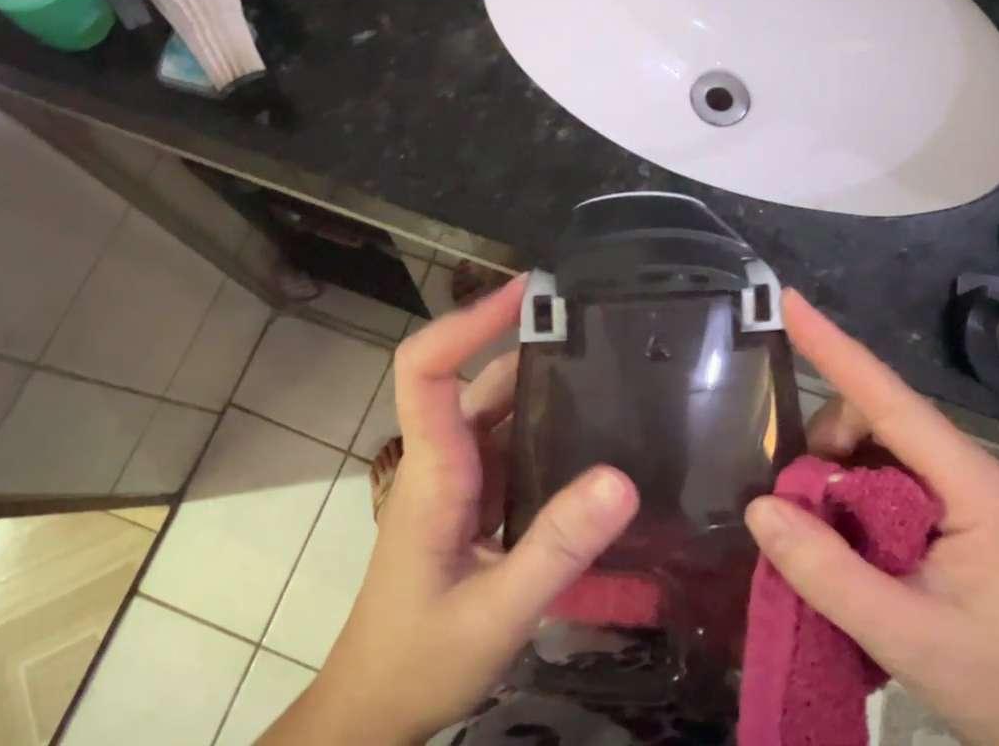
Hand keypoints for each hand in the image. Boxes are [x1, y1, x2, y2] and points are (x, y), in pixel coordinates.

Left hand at [262, 275, 640, 745]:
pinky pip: (512, 451)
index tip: (526, 294)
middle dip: (526, 344)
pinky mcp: (473, 507)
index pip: (427, 370)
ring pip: (497, 415)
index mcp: (434, 472)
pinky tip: (597, 439)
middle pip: (475, 381)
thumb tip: (621, 477)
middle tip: (602, 325)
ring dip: (544, 387)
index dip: (469, 322)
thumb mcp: (496, 612)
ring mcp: (457, 484)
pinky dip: (550, 432)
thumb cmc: (420, 659)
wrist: (376, 708)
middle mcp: (442, 463)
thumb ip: (557, 550)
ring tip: (614, 368)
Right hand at [744, 291, 998, 745]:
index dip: (836, 348)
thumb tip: (760, 507)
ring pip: (861, 433)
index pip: (891, 401)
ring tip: (820, 530)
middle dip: (824, 440)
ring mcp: (940, 482)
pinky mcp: (922, 501)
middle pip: (871, 410)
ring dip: (825, 465)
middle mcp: (956, 467)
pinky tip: (830, 527)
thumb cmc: (981, 675)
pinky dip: (833, 483)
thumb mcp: (902, 634)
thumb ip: (829, 574)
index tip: (789, 303)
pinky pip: (862, 464)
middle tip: (802, 507)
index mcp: (967, 484)